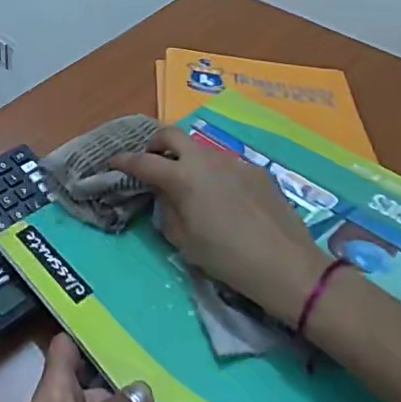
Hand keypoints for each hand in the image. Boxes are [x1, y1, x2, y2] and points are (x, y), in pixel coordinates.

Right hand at [112, 125, 330, 321]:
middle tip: (151, 162)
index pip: (143, 162)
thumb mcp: (182, 239)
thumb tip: (165, 195)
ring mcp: (235, 162)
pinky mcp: (257, 172)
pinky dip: (214, 173)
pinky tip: (223, 198)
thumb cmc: (226, 257)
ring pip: (201, 149)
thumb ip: (167, 209)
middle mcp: (206, 160)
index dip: (124, 161)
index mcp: (182, 176)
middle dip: (155, 144)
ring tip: (189, 183)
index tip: (113, 162)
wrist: (287, 266)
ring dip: (187, 159)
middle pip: (172, 135)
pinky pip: (226, 164)